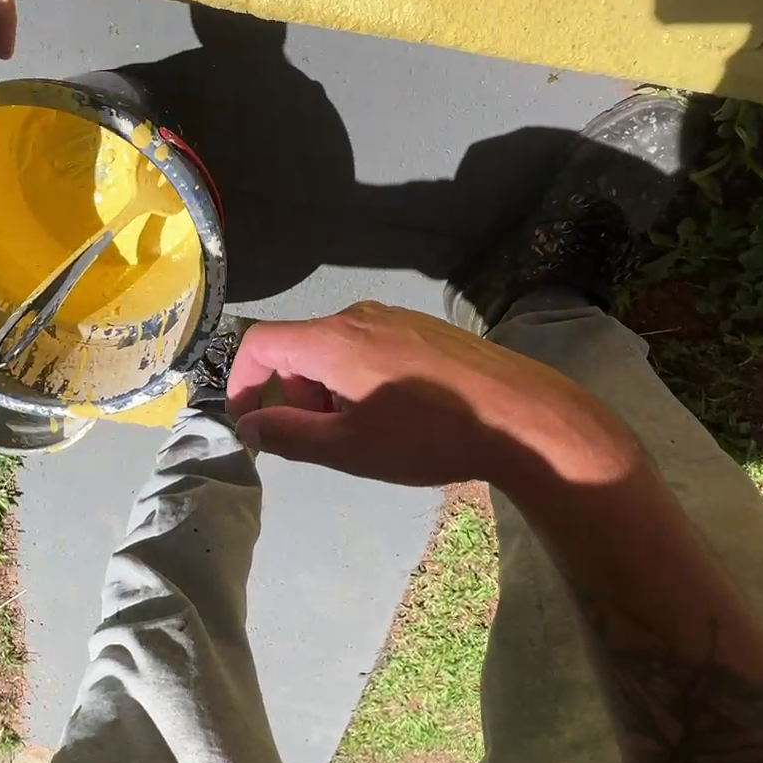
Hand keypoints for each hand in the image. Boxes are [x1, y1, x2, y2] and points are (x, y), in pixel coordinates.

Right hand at [225, 302, 645, 487]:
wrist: (520, 416)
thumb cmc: (426, 436)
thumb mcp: (348, 447)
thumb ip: (288, 434)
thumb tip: (248, 424)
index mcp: (331, 339)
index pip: (260, 343)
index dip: (242, 381)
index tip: (249, 420)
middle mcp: (357, 315)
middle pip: (298, 347)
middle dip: (294, 393)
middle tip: (325, 436)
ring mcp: (393, 316)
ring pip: (333, 348)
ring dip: (327, 389)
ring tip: (366, 428)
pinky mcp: (421, 326)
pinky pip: (366, 345)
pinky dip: (357, 377)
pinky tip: (397, 410)